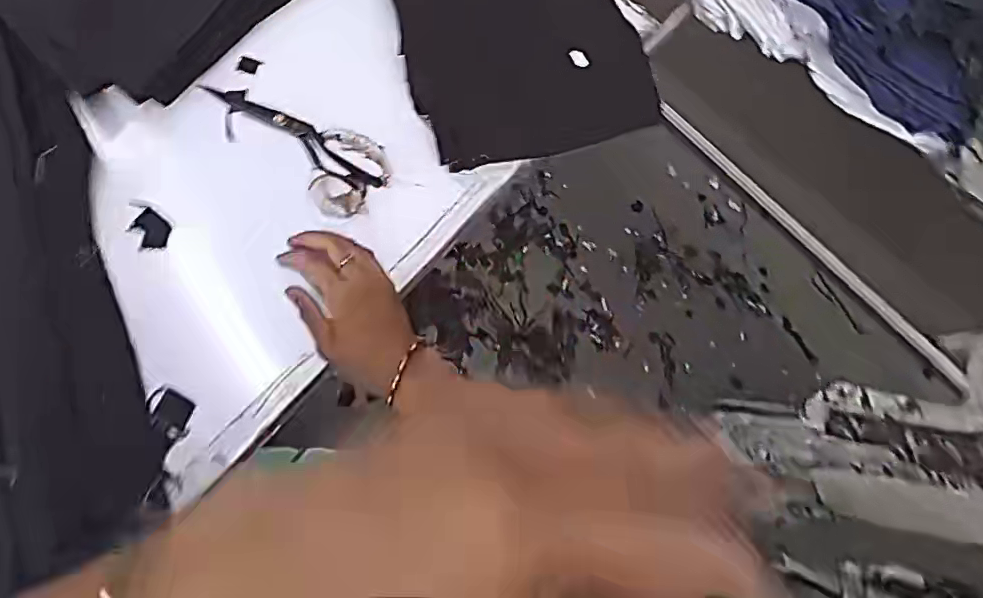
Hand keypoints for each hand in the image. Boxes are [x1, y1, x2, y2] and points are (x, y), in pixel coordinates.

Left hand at [106, 385, 769, 597]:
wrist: (227, 573)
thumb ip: (560, 578)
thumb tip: (616, 574)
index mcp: (503, 522)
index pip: (629, 529)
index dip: (700, 551)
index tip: (755, 566)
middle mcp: (481, 455)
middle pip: (602, 449)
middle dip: (675, 464)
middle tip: (740, 482)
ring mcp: (446, 428)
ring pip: (557, 414)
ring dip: (621, 429)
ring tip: (676, 442)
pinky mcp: (414, 424)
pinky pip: (506, 405)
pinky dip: (556, 413)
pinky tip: (570, 419)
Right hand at [278, 232, 435, 398]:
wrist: (401, 366)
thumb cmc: (366, 360)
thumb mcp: (327, 343)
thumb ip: (308, 312)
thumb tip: (294, 293)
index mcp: (342, 294)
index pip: (313, 264)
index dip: (295, 258)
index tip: (284, 258)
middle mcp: (360, 279)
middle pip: (332, 245)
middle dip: (311, 238)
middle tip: (295, 241)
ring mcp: (374, 277)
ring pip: (350, 244)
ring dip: (330, 238)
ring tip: (314, 238)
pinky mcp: (385, 280)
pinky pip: (364, 252)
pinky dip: (349, 244)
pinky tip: (342, 247)